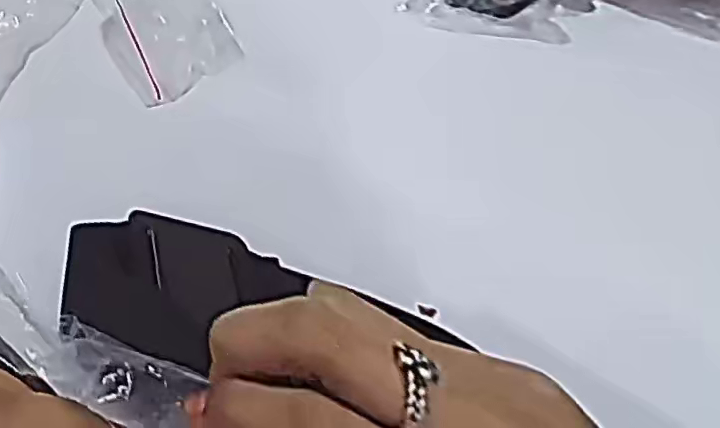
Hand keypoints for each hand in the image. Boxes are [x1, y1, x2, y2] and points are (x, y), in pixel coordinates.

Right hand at [195, 283, 596, 427]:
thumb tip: (224, 415)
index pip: (305, 410)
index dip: (234, 404)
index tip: (205, 413)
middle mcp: (483, 411)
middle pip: (314, 325)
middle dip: (242, 343)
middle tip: (217, 380)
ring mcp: (504, 384)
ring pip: (341, 303)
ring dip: (282, 329)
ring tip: (262, 366)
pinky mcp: (515, 374)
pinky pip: (391, 320)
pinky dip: (338, 336)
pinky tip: (329, 371)